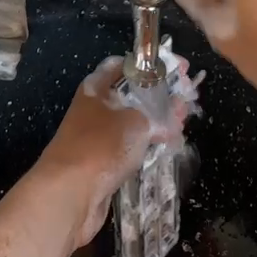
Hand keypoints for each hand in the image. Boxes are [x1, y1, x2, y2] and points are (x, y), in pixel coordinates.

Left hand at [28, 56, 185, 250]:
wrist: (69, 193)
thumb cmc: (101, 145)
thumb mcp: (136, 122)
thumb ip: (158, 116)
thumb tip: (173, 120)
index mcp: (96, 87)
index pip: (124, 65)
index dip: (150, 64)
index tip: (176, 67)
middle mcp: (95, 107)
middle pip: (131, 94)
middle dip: (159, 95)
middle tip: (186, 96)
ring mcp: (98, 135)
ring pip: (132, 122)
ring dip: (156, 121)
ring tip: (183, 122)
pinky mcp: (103, 162)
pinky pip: (130, 146)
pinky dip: (148, 144)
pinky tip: (168, 146)